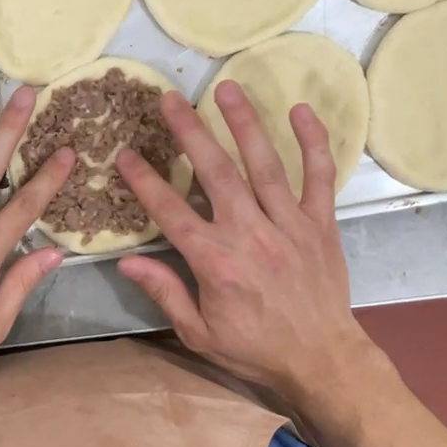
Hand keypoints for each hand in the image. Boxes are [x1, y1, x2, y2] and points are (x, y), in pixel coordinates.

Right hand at [113, 82, 382, 410]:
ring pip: (264, 164)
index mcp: (215, 262)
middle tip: (171, 98)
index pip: (171, 212)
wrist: (320, 359)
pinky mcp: (320, 224)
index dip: (145, 181)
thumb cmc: (253, 349)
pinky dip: (312, 142)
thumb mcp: (198, 332)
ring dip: (244, 123)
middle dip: (190, 132)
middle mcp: (250, 234)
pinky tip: (299, 111)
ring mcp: (289, 225)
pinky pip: (319, 176)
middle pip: (215, 173)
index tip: (126, 154)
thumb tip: (128, 263)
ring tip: (226, 88)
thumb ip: (165, 292)